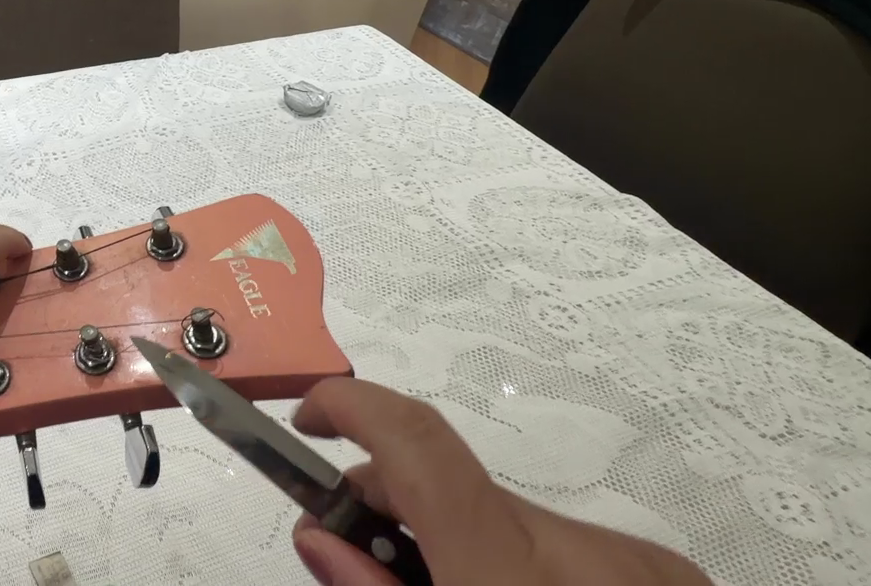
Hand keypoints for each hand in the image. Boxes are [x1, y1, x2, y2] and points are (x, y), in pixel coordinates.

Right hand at [288, 379, 712, 585]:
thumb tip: (314, 534)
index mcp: (517, 575)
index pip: (416, 440)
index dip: (347, 405)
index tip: (306, 420)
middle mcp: (586, 553)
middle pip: (448, 483)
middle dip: (390, 504)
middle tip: (362, 558)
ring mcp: (642, 564)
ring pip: (500, 517)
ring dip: (455, 544)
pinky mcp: (668, 575)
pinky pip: (557, 547)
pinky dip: (513, 565)